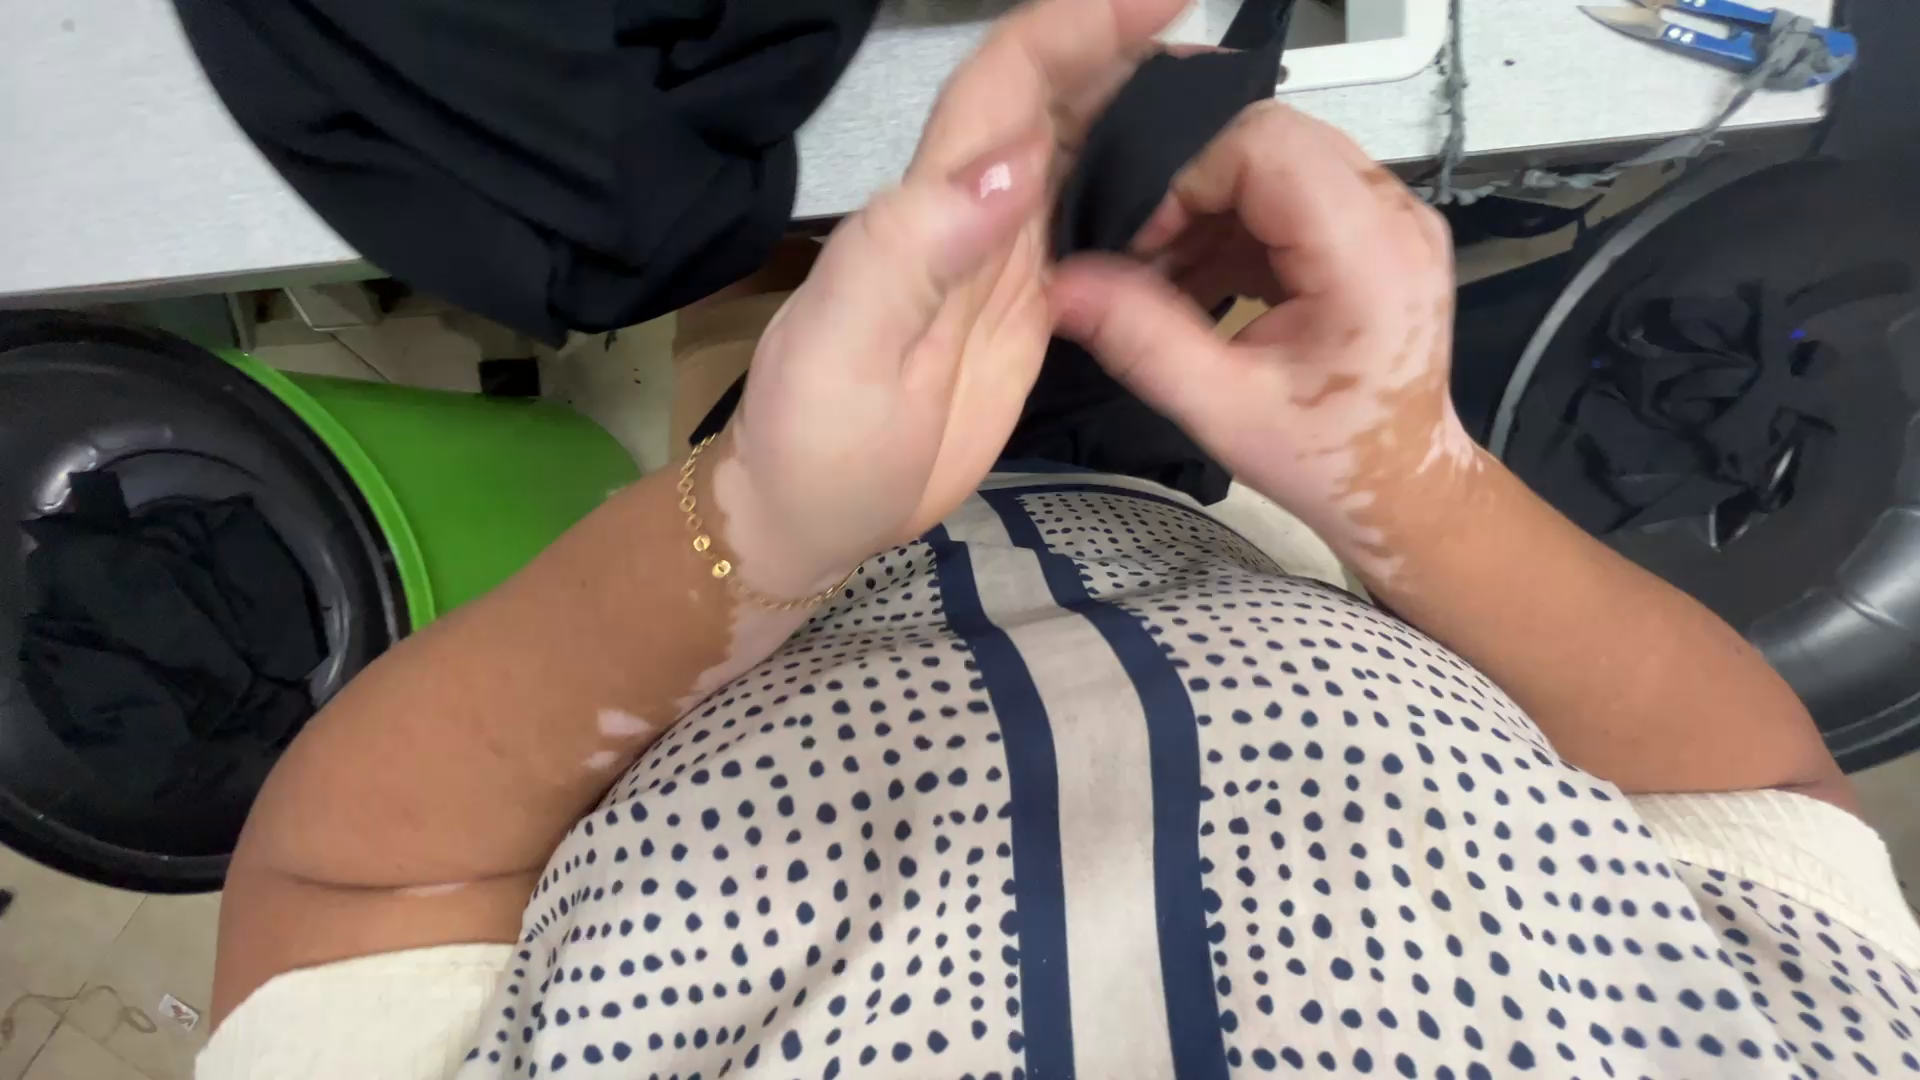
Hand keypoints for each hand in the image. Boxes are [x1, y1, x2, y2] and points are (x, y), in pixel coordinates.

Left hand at [705, 0, 1190, 597]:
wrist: (818, 511)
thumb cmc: (817, 438)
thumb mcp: (846, 344)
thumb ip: (913, 251)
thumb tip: (1015, 164)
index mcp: (928, 211)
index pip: (1005, 86)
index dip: (1077, 27)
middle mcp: (971, 225)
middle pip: (1051, 111)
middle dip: (1128, 65)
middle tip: (1220, 65)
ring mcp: (1002, 274)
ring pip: (1077, 170)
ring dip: (1142, 132)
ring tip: (1222, 124)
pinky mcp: (1025, 322)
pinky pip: (1088, 244)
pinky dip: (1136, 215)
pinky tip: (1180, 214)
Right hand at [1048, 101, 1477, 578]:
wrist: (1395, 483)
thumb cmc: (1318, 456)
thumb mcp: (1218, 408)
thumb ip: (1141, 341)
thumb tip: (1062, 288)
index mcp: (1367, 254)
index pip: (1265, 146)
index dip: (1185, 182)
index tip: (1142, 248)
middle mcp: (1393, 213)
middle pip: (1271, 142)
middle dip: (1192, 193)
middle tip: (1148, 262)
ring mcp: (1390, 218)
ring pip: (1276, 164)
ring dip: (1208, 215)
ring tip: (1169, 283)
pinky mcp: (1373, 234)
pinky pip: (1289, 197)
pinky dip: (1233, 232)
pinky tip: (1203, 286)